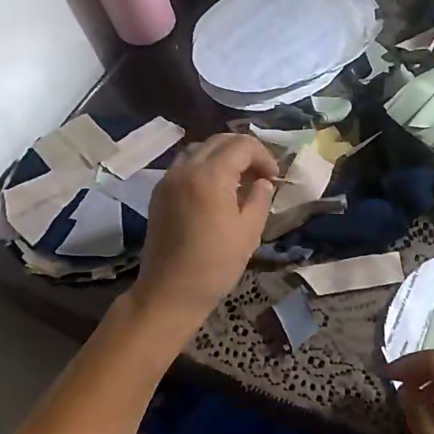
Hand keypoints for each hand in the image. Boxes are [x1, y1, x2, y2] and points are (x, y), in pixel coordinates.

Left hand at [133, 133, 278, 325]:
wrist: (169, 291)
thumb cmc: (215, 265)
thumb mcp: (249, 231)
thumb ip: (259, 198)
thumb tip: (263, 181)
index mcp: (209, 176)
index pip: (241, 145)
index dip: (263, 156)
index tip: (274, 178)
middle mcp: (184, 169)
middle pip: (218, 142)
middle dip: (244, 152)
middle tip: (260, 176)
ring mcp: (167, 180)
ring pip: (199, 151)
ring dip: (222, 158)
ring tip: (238, 182)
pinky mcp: (159, 194)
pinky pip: (184, 167)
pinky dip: (203, 168)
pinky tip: (215, 192)